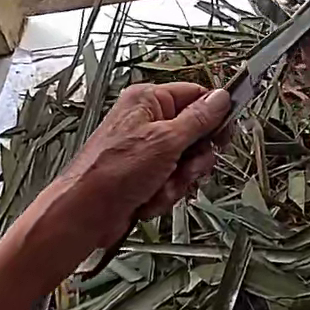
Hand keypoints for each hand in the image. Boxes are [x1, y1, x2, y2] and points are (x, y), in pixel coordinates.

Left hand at [0, 82, 230, 309]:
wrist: (85, 213)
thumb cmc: (113, 172)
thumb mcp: (166, 141)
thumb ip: (199, 119)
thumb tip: (222, 98)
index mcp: (149, 101)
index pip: (196, 96)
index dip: (214, 116)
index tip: (225, 135)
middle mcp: (147, 121)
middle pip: (197, 134)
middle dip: (194, 159)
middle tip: (183, 167)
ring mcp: (147, 150)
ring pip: (187, 163)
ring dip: (179, 181)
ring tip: (160, 187)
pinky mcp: (145, 176)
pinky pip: (173, 182)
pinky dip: (166, 194)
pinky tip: (148, 198)